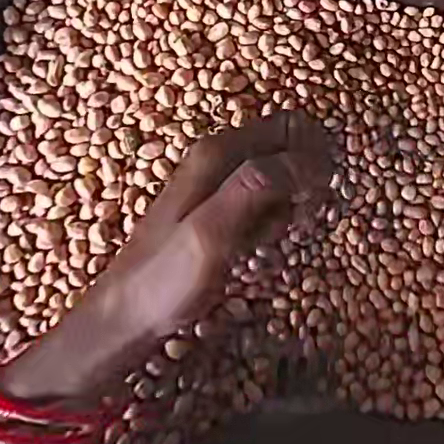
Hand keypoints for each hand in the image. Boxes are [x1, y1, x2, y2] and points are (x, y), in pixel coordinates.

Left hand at [0, 112, 333, 402]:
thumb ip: (258, 186)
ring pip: (281, 180)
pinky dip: (273, 224)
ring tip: (269, 240)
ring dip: (290, 208)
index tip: (320, 194)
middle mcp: (219, 157)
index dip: (314, 155)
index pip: (290, 126)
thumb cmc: (166, 277)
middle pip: (288, 150)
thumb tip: (310, 159)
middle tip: (294, 221)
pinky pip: (265, 206)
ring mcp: (219, 184)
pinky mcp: (220, 210)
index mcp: (218, 151)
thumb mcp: (213, 230)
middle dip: (304, 183)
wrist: (124, 317)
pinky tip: (258, 248)